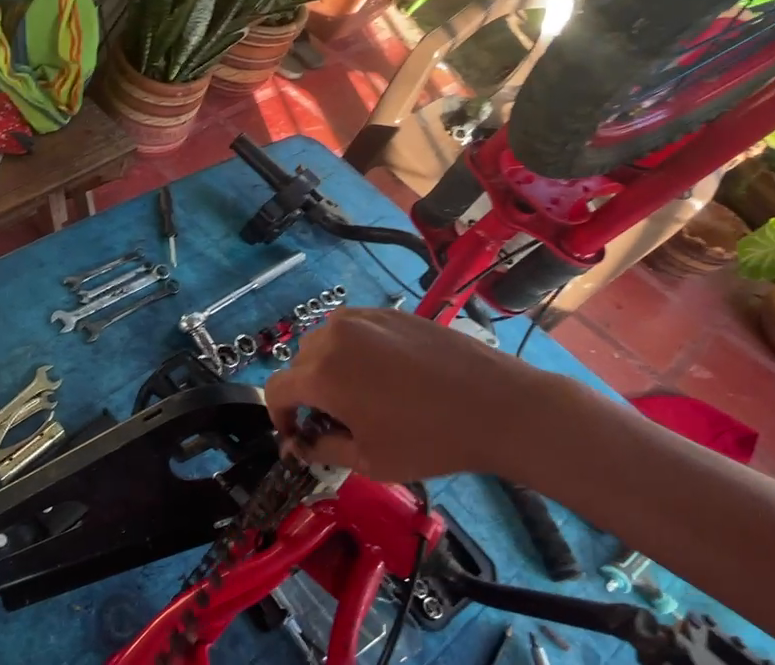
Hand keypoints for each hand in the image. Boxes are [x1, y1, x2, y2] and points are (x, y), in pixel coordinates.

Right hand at [265, 307, 561, 481]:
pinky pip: (350, 329)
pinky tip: (385, 373)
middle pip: (298, 366)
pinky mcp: (385, 312)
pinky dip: (353, 350)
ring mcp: (359, 319)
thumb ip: (322, 451)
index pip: (275, 390)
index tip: (297, 435)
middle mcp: (330, 338)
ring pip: (322, 343)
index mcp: (320, 375)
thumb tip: (298, 445)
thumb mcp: (371, 461)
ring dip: (327, 368)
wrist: (499, 406)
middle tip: (336, 419)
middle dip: (307, 393)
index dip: (279, 416)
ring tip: (360, 393)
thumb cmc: (431, 441)